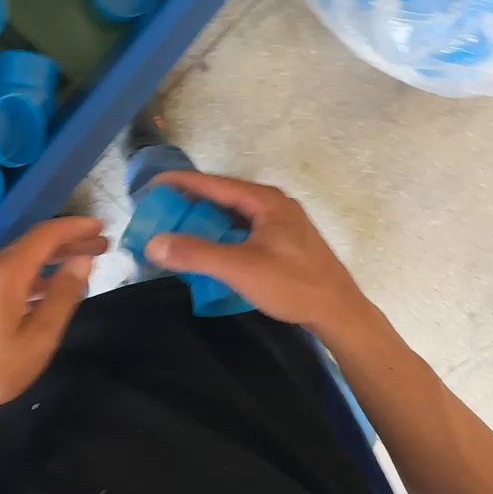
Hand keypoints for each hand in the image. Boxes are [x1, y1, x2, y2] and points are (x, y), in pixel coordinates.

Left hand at [0, 216, 107, 422]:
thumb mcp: (40, 337)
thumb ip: (63, 296)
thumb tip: (82, 262)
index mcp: (4, 274)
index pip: (45, 235)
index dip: (75, 228)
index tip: (102, 226)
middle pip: (33, 244)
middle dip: (68, 241)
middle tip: (100, 245)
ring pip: (21, 259)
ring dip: (52, 258)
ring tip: (82, 265)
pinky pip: (10, 274)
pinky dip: (35, 274)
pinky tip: (51, 289)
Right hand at [142, 172, 366, 333]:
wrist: (338, 311)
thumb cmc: (292, 285)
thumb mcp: (240, 269)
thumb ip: (196, 254)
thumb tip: (154, 243)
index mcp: (266, 201)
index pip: (215, 184)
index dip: (182, 182)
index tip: (153, 184)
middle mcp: (275, 204)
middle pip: (225, 196)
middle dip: (192, 202)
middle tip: (161, 210)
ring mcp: (283, 223)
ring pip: (236, 215)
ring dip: (208, 220)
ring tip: (179, 228)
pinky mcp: (286, 243)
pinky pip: (246, 229)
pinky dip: (223, 234)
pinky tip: (211, 248)